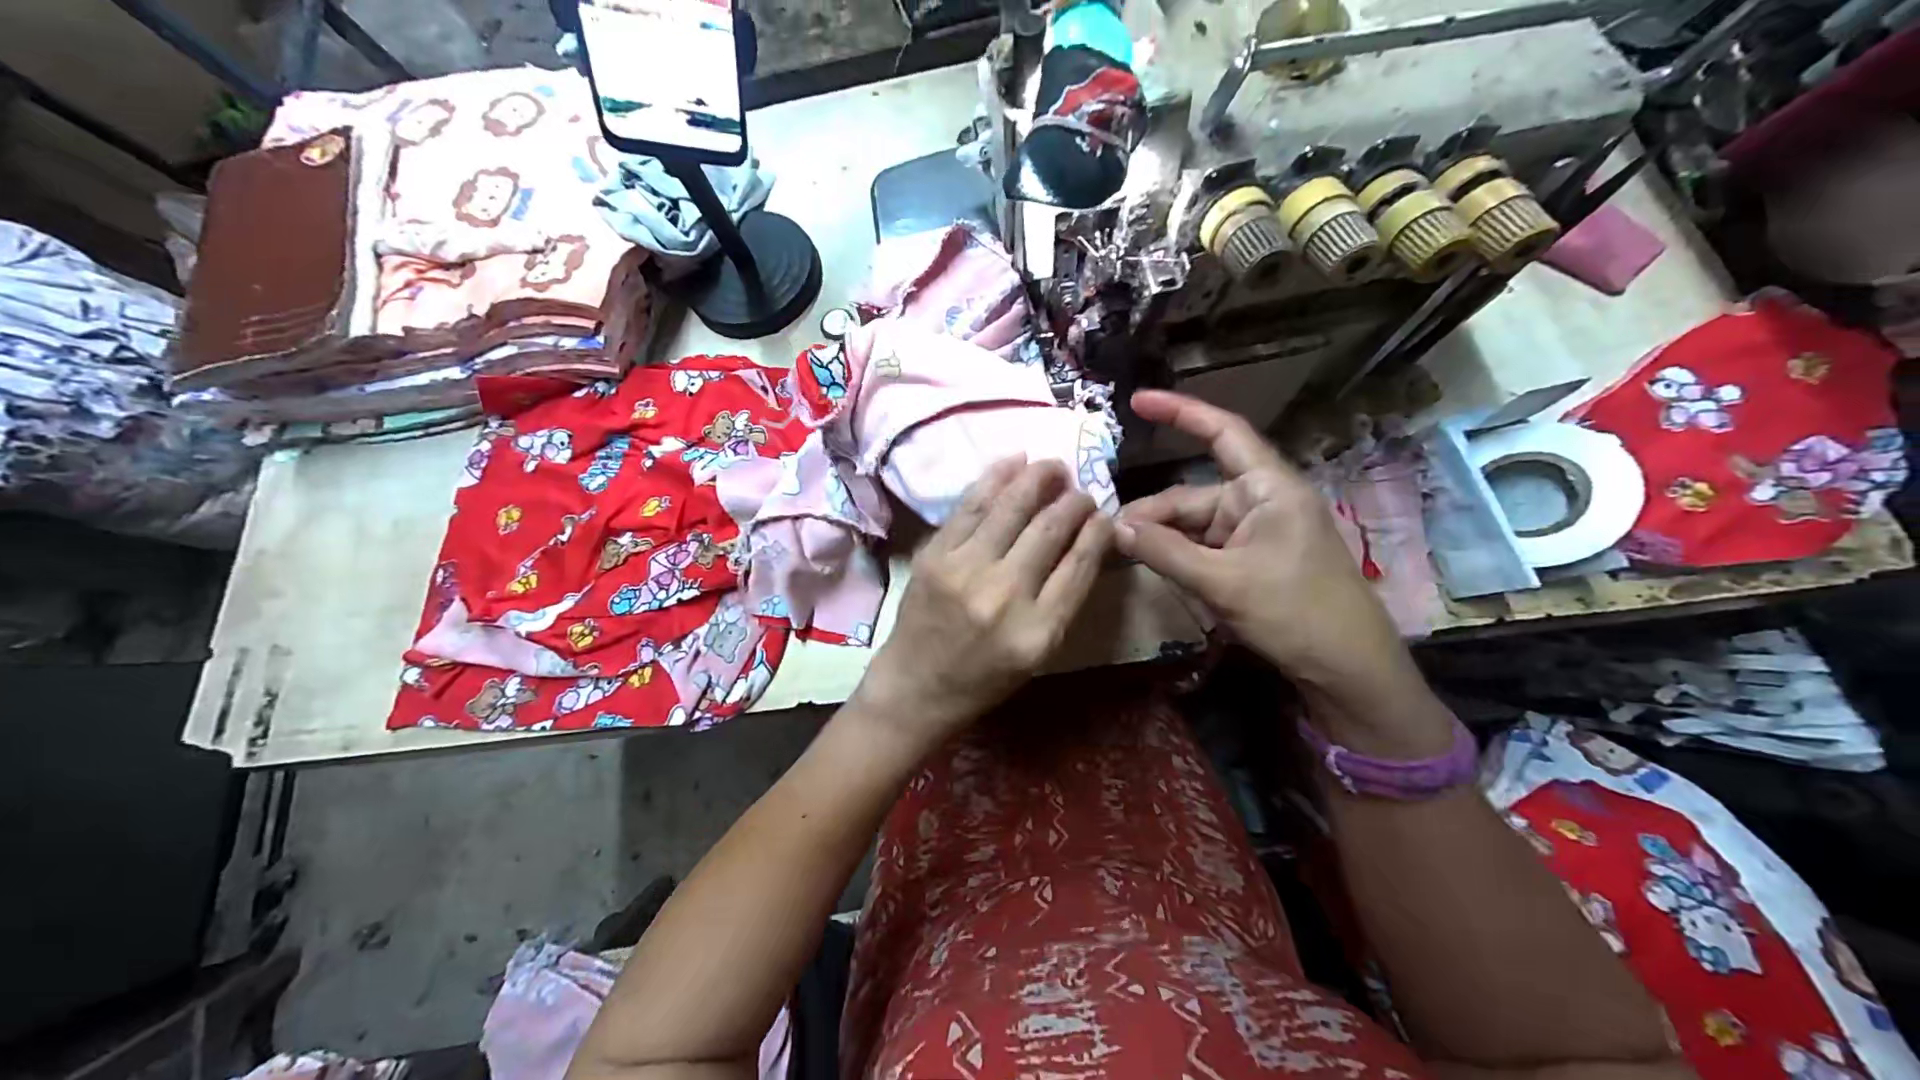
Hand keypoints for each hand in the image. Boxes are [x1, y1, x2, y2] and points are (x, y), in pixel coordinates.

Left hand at [849, 456, 1113, 751]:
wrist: (916, 685)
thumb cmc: (985, 677)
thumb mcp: (1039, 652)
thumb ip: (1065, 598)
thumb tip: (1087, 539)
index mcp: (1039, 630)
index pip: (1079, 564)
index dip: (1096, 531)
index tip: (1104, 512)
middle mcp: (1004, 595)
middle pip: (1049, 530)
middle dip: (1072, 502)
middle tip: (1080, 491)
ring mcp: (964, 570)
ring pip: (1011, 508)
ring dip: (1038, 479)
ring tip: (1053, 466)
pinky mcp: (935, 555)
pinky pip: (971, 506)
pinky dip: (995, 478)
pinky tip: (1014, 463)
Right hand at [1114, 391, 1446, 751]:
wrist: (1346, 669)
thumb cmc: (1296, 613)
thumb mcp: (1222, 582)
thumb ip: (1165, 552)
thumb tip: (1113, 526)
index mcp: (1268, 488)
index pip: (1222, 433)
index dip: (1180, 412)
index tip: (1137, 402)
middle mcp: (1260, 502)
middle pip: (1192, 494)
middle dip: (1152, 513)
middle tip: (1109, 536)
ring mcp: (1255, 533)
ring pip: (1192, 525)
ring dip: (1162, 540)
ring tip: (1124, 556)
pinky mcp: (1251, 560)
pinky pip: (1203, 549)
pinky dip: (1178, 557)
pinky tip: (1153, 569)